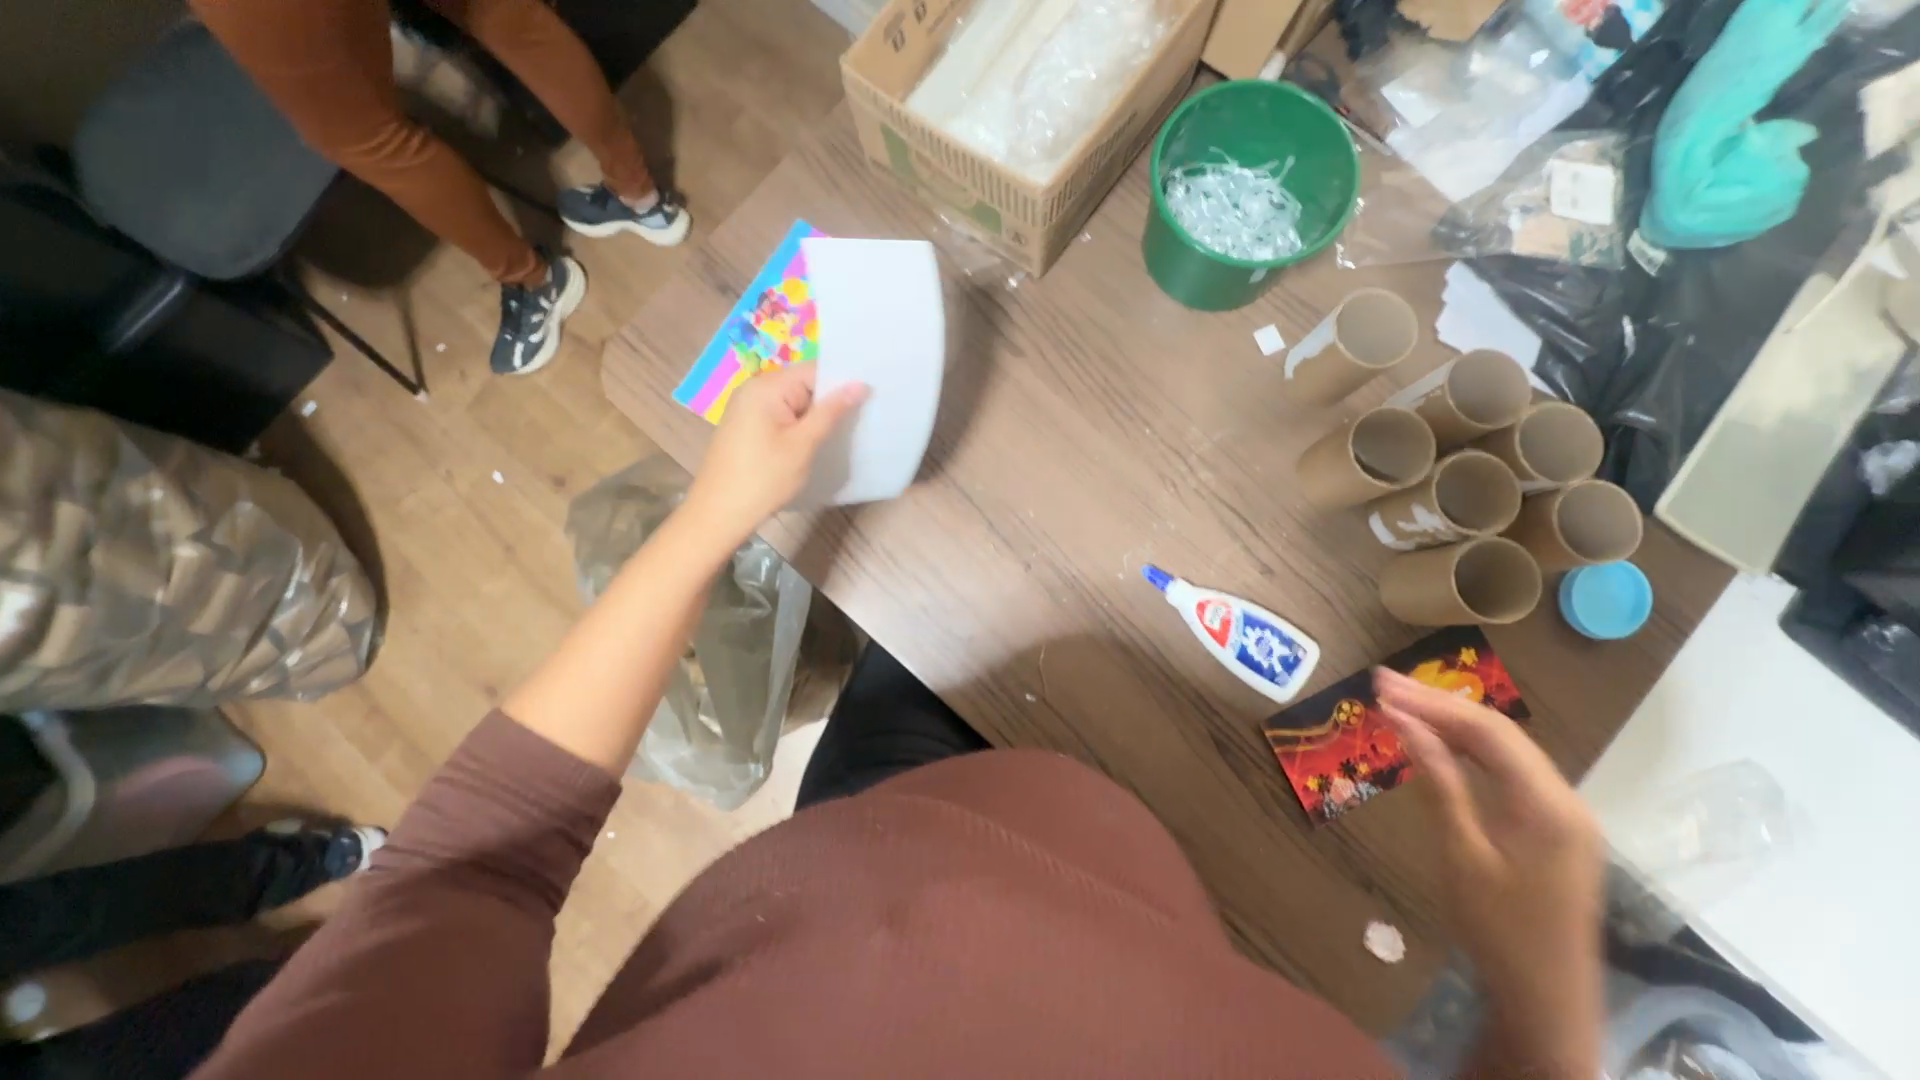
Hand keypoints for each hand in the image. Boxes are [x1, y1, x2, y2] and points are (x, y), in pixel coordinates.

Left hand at [685, 364, 867, 540]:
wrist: (719, 513)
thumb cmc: (763, 478)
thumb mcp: (803, 444)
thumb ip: (831, 412)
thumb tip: (860, 384)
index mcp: (767, 387)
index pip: (814, 370)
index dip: (841, 382)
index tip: (870, 397)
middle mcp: (754, 388)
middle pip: (803, 383)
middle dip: (829, 399)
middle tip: (862, 415)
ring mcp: (747, 407)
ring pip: (793, 401)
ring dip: (815, 415)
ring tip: (842, 430)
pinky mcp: (746, 425)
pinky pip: (781, 414)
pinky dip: (799, 424)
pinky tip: (814, 441)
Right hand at [1374, 667, 1604, 1072]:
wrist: (1548, 997)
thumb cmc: (1497, 929)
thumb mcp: (1460, 855)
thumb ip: (1439, 783)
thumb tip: (1405, 724)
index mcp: (1546, 804)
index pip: (1486, 731)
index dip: (1432, 702)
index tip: (1381, 685)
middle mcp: (1565, 799)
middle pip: (1501, 734)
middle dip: (1441, 705)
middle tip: (1384, 686)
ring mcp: (1567, 814)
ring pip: (1508, 751)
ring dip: (1456, 725)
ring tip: (1405, 704)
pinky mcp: (1558, 829)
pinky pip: (1514, 774)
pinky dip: (1475, 753)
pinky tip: (1443, 745)